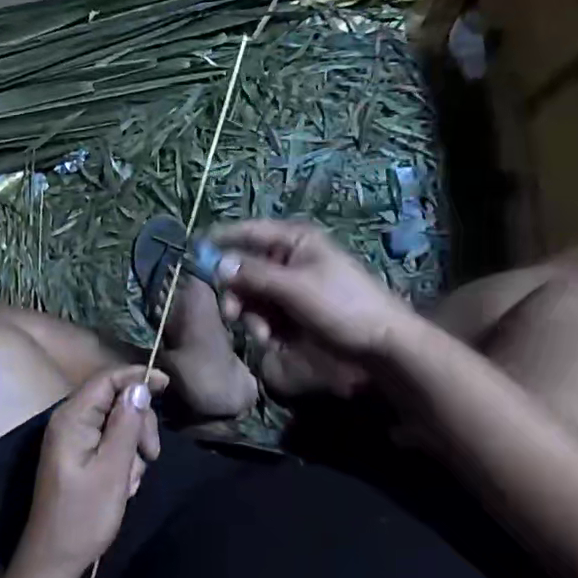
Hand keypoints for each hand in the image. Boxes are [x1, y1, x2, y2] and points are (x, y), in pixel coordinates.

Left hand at [17, 365, 163, 576]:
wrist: (54, 562)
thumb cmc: (83, 515)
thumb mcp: (113, 469)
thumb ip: (127, 424)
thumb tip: (140, 387)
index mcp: (72, 417)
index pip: (107, 378)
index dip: (137, 376)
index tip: (166, 385)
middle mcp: (70, 420)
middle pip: (115, 400)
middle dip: (139, 422)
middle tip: (151, 454)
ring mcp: (74, 438)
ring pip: (117, 422)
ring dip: (133, 445)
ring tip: (132, 479)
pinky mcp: (79, 455)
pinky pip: (110, 442)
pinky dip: (123, 458)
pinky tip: (125, 483)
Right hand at [211, 219, 417, 396]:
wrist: (383, 345)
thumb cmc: (342, 305)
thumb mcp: (295, 288)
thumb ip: (254, 275)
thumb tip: (217, 264)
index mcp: (295, 240)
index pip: (250, 232)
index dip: (222, 240)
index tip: (195, 252)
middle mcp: (291, 258)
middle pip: (246, 267)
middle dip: (237, 291)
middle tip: (230, 313)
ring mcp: (294, 286)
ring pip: (254, 294)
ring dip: (251, 314)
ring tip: (263, 334)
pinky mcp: (297, 311)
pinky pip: (267, 313)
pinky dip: (265, 326)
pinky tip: (273, 340)